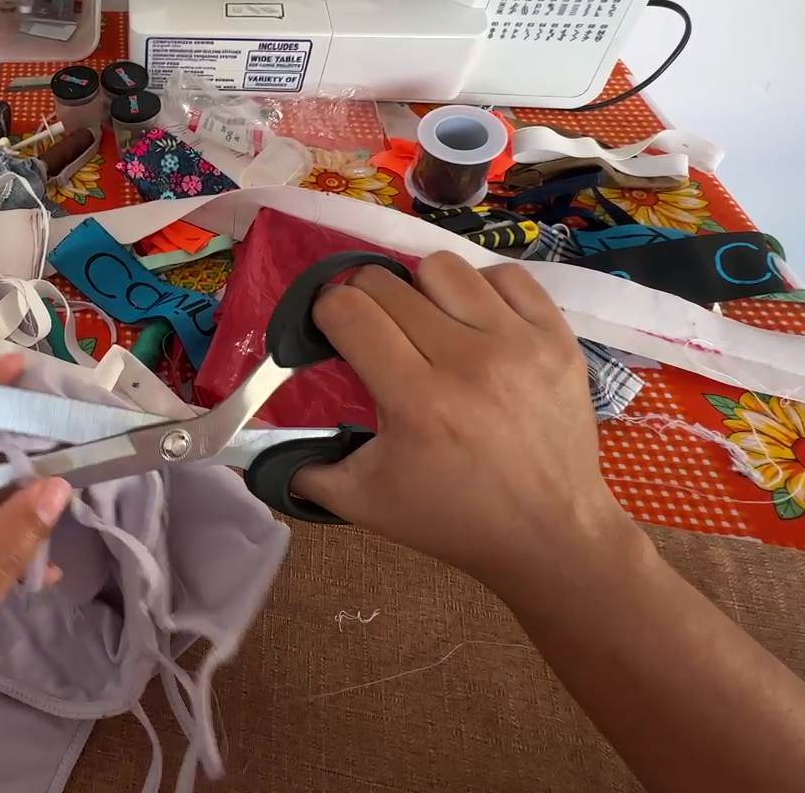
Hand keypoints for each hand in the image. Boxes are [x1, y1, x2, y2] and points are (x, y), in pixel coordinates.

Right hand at [292, 252, 640, 598]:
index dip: (325, 312)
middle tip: (370, 332)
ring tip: (423, 322)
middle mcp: (468, 362)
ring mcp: (520, 345)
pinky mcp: (558, 339)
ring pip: (441, 267)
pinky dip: (478, 289)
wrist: (554, 538)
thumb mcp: (359, 501)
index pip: (347, 310)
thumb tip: (245, 442)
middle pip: (385, 282)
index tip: (330, 333)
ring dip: (418, 288)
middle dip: (361, 300)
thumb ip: (296, 466)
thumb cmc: (449, 518)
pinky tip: (473, 321)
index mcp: (416, 401)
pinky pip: (504, 274)